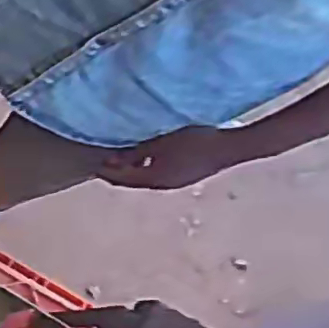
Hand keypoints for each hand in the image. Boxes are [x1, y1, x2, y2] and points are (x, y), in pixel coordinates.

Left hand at [95, 126, 252, 189]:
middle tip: (101, 163)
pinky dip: (144, 171)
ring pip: (143, 180)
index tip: (93, 161)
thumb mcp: (160, 144)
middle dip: (114, 174)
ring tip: (118, 162)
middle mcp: (162, 185)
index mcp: (153, 179)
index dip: (106, 171)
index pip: (121, 178)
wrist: (235, 146)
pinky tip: (143, 162)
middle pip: (130, 182)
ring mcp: (175, 183)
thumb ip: (134, 153)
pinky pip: (156, 177)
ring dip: (129, 173)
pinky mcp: (185, 177)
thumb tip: (110, 160)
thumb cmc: (196, 141)